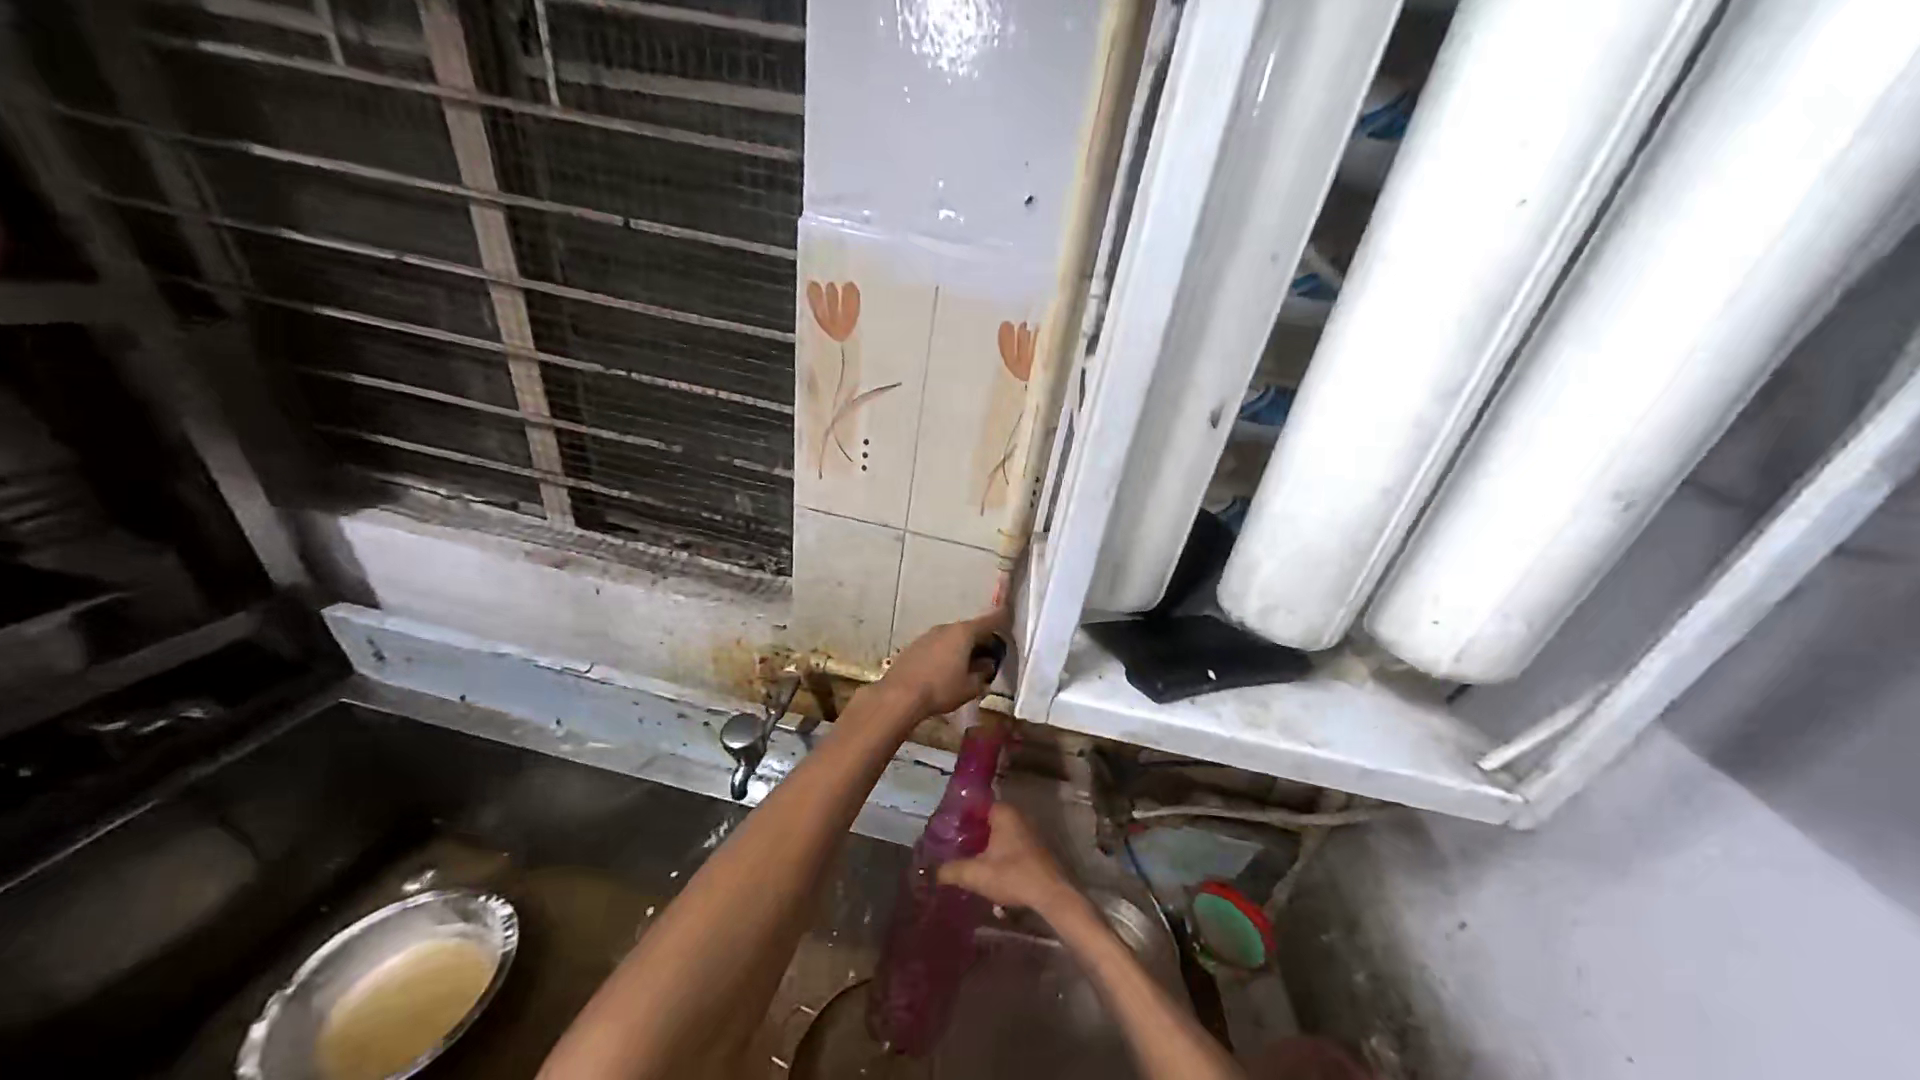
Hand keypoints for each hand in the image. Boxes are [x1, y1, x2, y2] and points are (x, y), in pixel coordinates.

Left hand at [877, 610, 1007, 716]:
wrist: (900, 695)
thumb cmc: (941, 689)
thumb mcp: (970, 687)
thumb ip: (983, 674)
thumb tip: (987, 665)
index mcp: (964, 633)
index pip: (989, 621)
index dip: (1001, 620)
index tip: (1009, 618)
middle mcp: (945, 628)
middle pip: (969, 629)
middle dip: (980, 640)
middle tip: (989, 654)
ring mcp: (927, 635)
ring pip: (951, 637)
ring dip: (960, 647)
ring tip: (966, 664)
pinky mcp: (913, 646)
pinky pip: (936, 645)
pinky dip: (945, 652)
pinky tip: (944, 669)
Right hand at [937, 804, 1076, 915]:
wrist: (1050, 896)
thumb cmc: (1013, 875)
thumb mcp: (976, 874)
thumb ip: (951, 870)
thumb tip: (933, 872)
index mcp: (1003, 813)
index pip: (975, 805)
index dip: (959, 817)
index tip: (945, 829)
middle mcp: (1017, 816)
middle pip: (986, 822)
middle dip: (970, 835)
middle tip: (952, 847)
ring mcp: (1028, 832)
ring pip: (998, 836)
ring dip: (984, 848)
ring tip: (966, 862)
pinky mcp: (1034, 849)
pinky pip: (1009, 847)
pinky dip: (997, 856)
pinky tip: (987, 873)